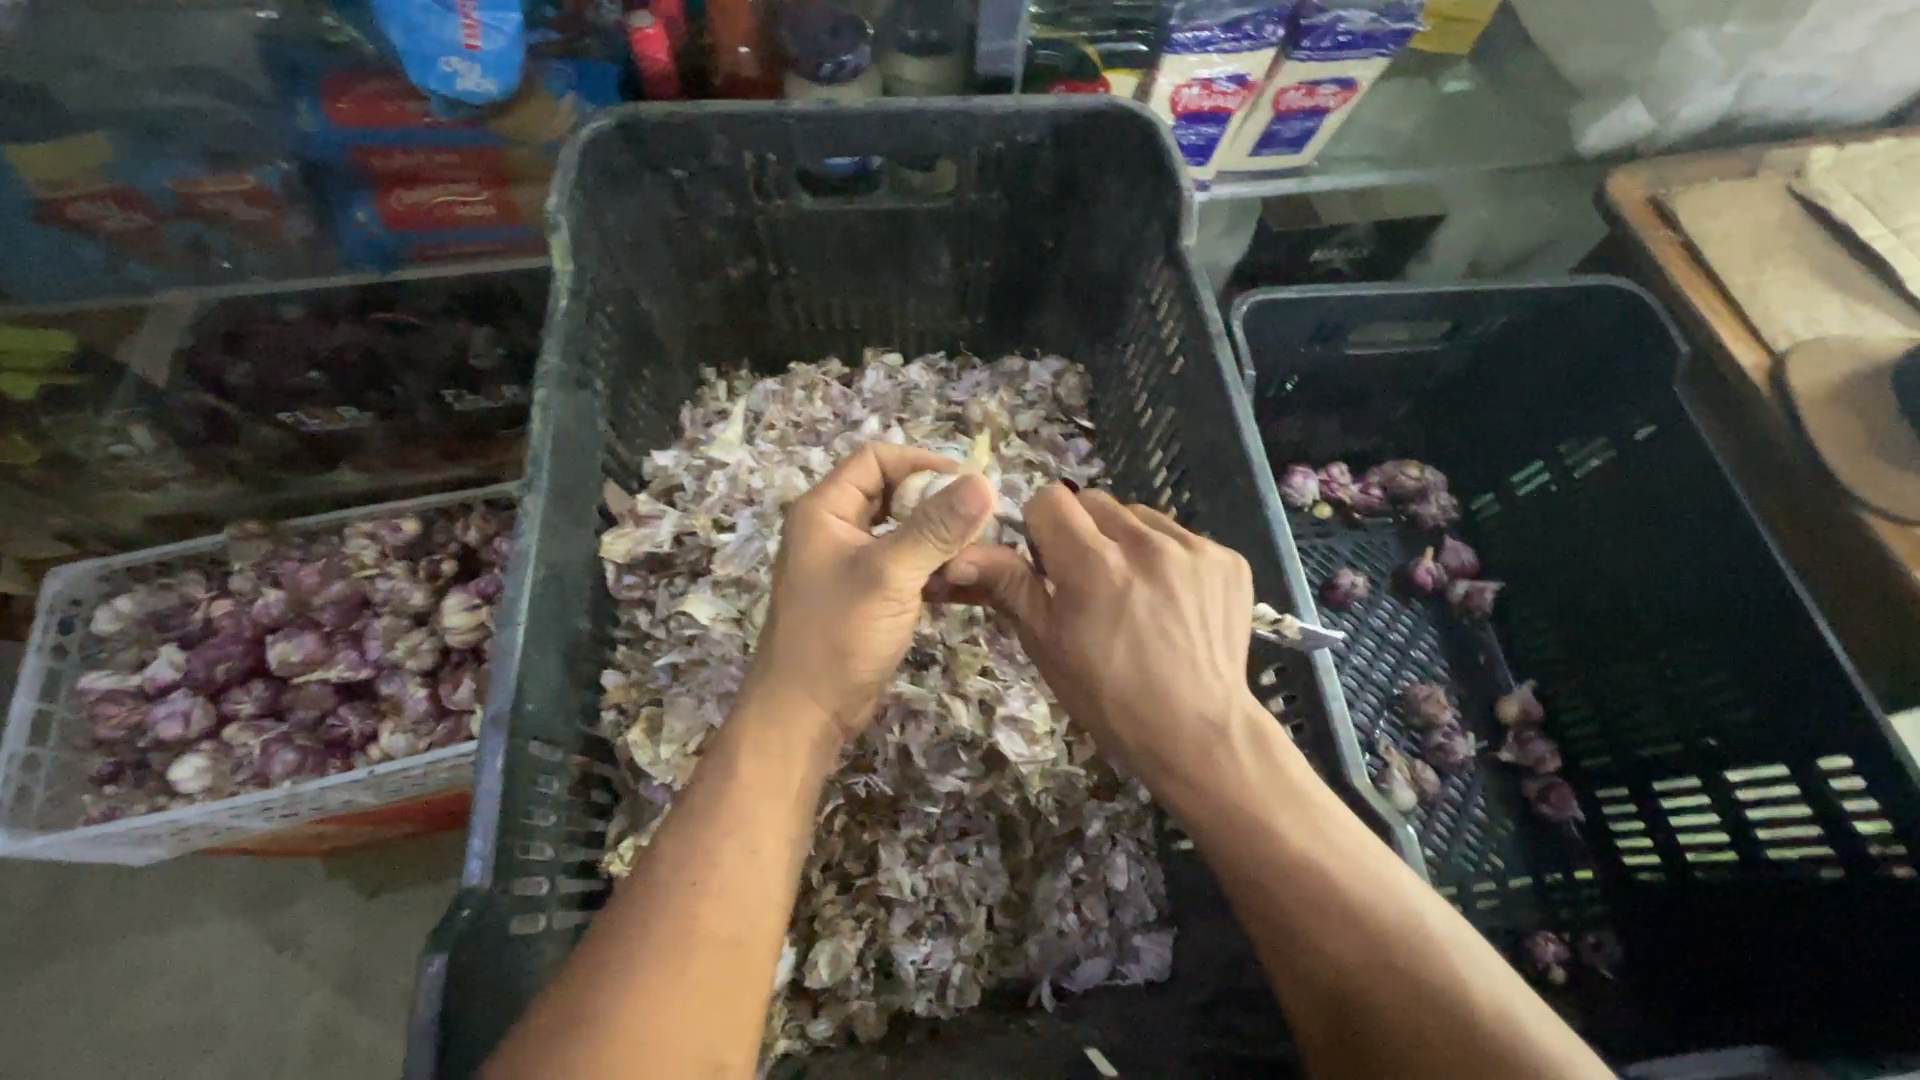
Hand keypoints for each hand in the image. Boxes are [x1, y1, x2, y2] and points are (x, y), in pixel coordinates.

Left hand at [744, 442, 997, 739]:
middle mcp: (836, 530)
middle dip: (939, 507)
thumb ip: (936, 528)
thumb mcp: (890, 574)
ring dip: (943, 544)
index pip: (876, 459)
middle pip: (895, 496)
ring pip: (907, 535)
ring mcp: (853, 566)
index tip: (967, 483)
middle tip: (983, 522)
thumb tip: (984, 483)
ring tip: (983, 556)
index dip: (922, 463)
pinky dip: (938, 573)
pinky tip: (973, 585)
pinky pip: (910, 570)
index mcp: (824, 510)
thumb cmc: (838, 635)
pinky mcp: (870, 598)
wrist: (806, 713)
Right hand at [945, 486, 1261, 786]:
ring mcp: (1193, 550)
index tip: (1049, 565)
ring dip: (1126, 541)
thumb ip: (1009, 585)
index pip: (1050, 499)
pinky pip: (1180, 537)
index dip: (1041, 529)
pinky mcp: (1227, 560)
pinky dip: (1168, 558)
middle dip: (1082, 532)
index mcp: (1093, 565)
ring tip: (1133, 592)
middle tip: (1088, 581)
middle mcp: (1146, 544)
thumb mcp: (1046, 644)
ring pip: (1139, 515)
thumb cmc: (1108, 696)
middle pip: (1094, 501)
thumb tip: (958, 554)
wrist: (1196, 733)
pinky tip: (1170, 601)